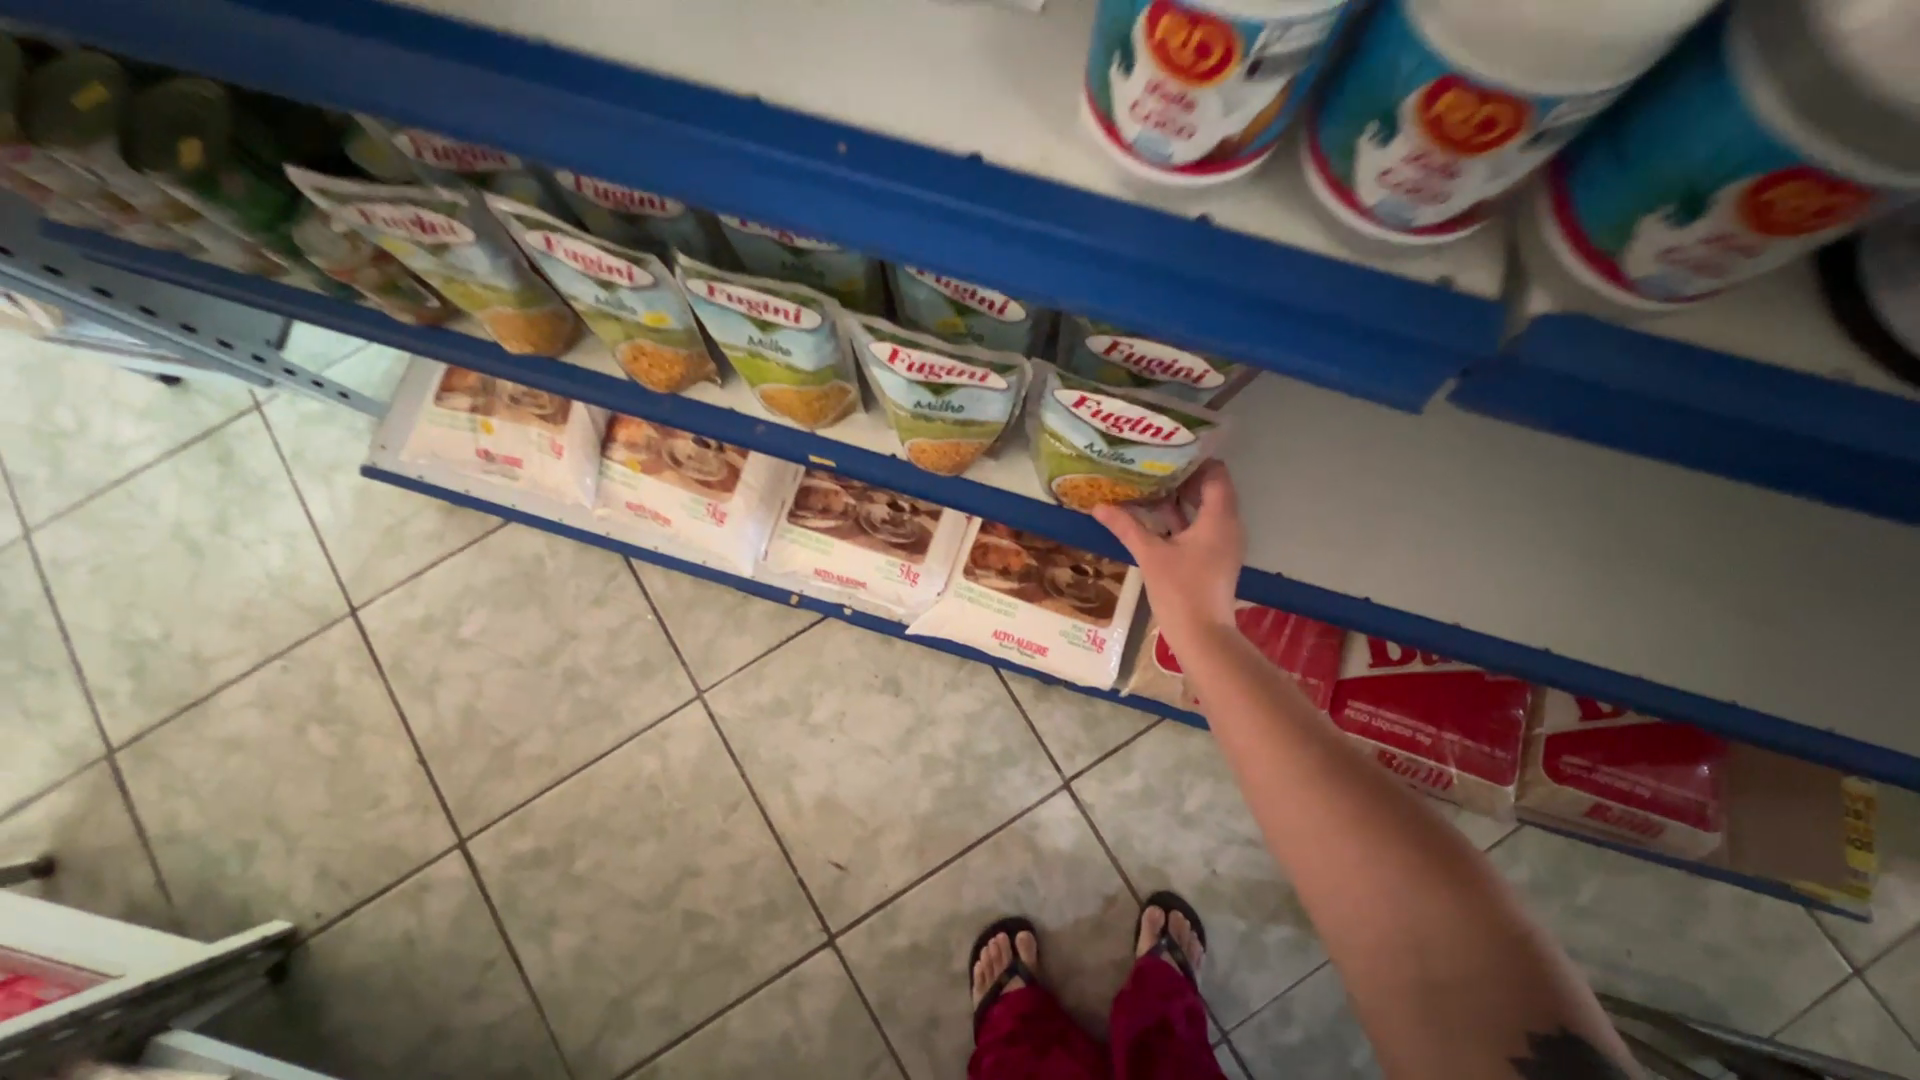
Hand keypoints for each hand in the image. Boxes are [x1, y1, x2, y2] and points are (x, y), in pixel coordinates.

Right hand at [1093, 460, 1244, 645]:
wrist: (1203, 636)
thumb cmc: (1181, 590)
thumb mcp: (1150, 555)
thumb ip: (1127, 526)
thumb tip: (1098, 505)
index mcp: (1219, 518)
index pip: (1216, 473)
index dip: (1193, 461)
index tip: (1165, 453)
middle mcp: (1228, 525)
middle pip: (1210, 489)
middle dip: (1182, 478)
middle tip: (1150, 467)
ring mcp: (1223, 543)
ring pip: (1205, 509)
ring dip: (1180, 499)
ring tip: (1147, 487)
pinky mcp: (1215, 558)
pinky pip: (1202, 527)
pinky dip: (1182, 519)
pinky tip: (1154, 518)